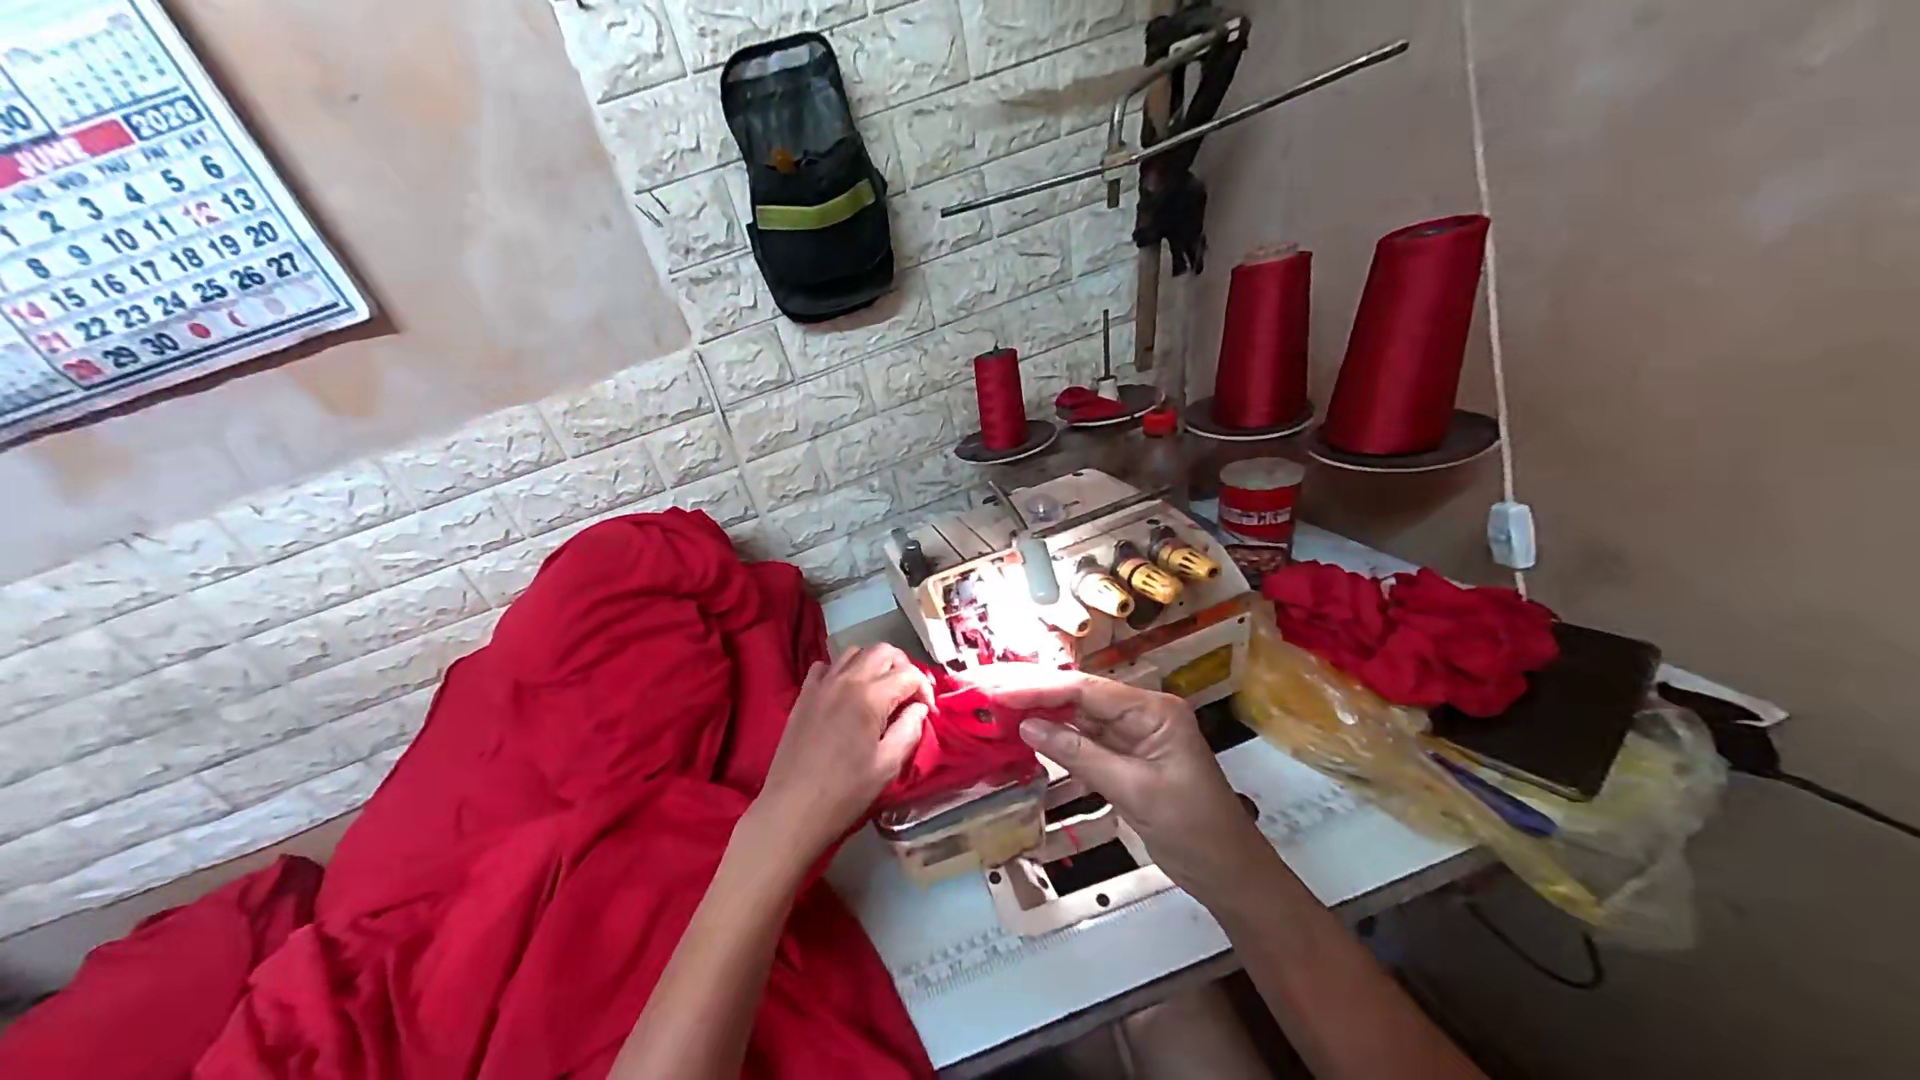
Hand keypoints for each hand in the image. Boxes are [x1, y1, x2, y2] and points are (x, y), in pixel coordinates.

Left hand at [751, 644, 930, 860]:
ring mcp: (821, 685)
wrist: (792, 809)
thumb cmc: (845, 792)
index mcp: (870, 697)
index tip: (927, 711)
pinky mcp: (803, 695)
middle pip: (883, 651)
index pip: (908, 674)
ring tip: (881, 689)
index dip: (925, 689)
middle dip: (902, 666)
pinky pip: (825, 665)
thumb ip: (910, 729)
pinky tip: (846, 692)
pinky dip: (842, 670)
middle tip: (908, 693)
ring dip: (874, 663)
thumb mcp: (888, 765)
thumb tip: (918, 708)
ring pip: (854, 652)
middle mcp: (846, 680)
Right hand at [975, 666, 1268, 902]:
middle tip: (991, 693)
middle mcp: (1143, 714)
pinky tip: (1030, 738)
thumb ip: (1079, 755)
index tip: (1002, 691)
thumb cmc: (1193, 828)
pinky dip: (1058, 742)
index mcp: (1154, 710)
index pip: (1088, 690)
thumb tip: (1028, 726)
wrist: (1228, 873)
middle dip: (1036, 696)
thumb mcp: (1134, 790)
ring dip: (1043, 717)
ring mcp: (1134, 737)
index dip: (1041, 688)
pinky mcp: (1126, 760)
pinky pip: (1086, 743)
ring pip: (1079, 719)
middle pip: (1081, 698)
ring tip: (1001, 711)